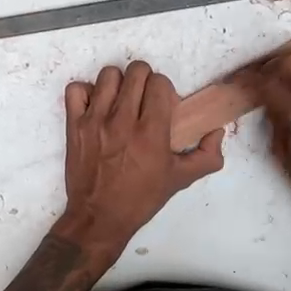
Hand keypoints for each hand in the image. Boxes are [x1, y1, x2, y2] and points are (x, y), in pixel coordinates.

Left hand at [57, 61, 224, 256]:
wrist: (99, 218)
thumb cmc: (141, 199)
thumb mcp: (180, 180)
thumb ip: (206, 156)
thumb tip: (217, 131)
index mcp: (150, 132)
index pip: (159, 83)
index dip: (164, 89)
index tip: (163, 105)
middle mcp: (122, 121)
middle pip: (136, 71)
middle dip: (145, 80)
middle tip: (144, 99)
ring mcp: (94, 121)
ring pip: (108, 75)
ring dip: (118, 83)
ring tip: (120, 101)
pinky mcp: (73, 125)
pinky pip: (76, 90)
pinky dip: (86, 93)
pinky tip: (96, 106)